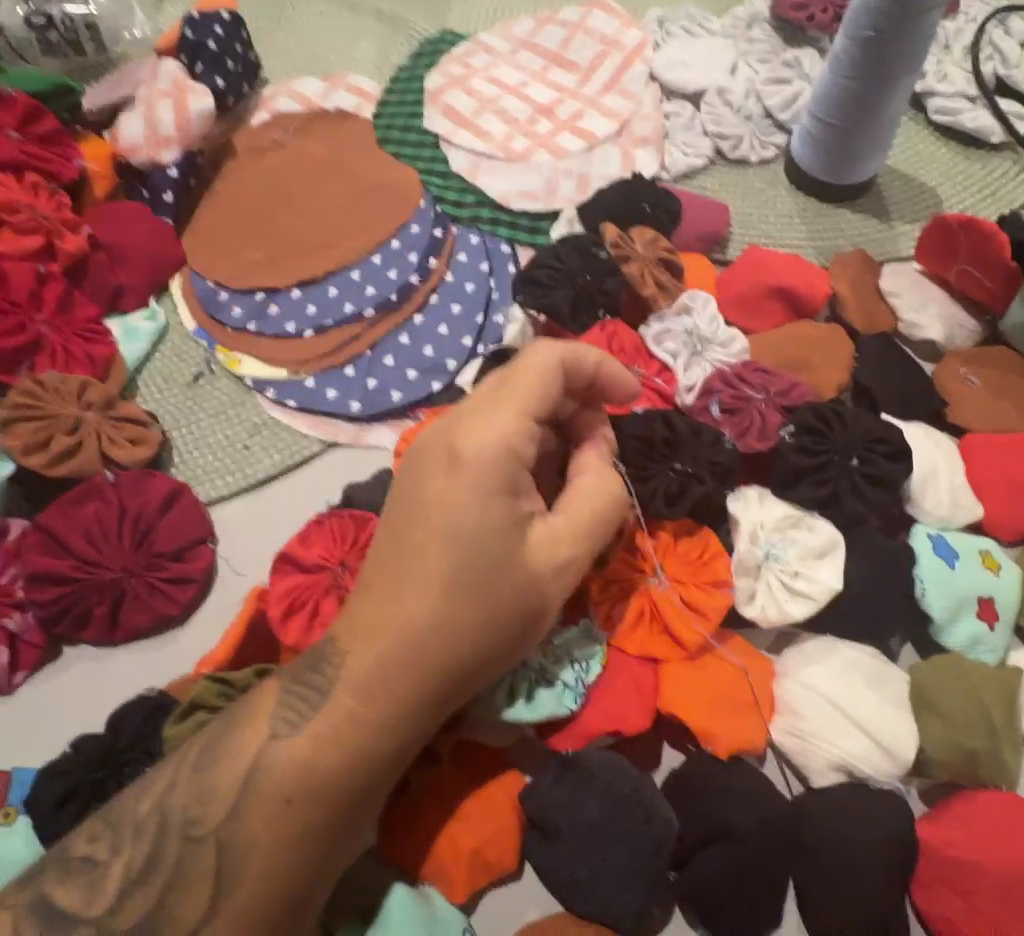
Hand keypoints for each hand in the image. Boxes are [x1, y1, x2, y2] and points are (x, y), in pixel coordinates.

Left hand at [329, 340, 641, 730]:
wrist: (387, 664)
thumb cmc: (480, 616)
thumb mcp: (564, 559)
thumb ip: (601, 488)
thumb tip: (598, 448)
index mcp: (485, 438)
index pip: (549, 360)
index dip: (601, 367)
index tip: (636, 401)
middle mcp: (449, 427)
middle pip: (525, 378)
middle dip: (578, 401)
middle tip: (605, 459)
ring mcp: (427, 448)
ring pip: (503, 407)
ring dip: (550, 428)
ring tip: (573, 487)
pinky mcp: (420, 472)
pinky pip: (480, 435)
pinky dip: (519, 446)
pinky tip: (532, 499)